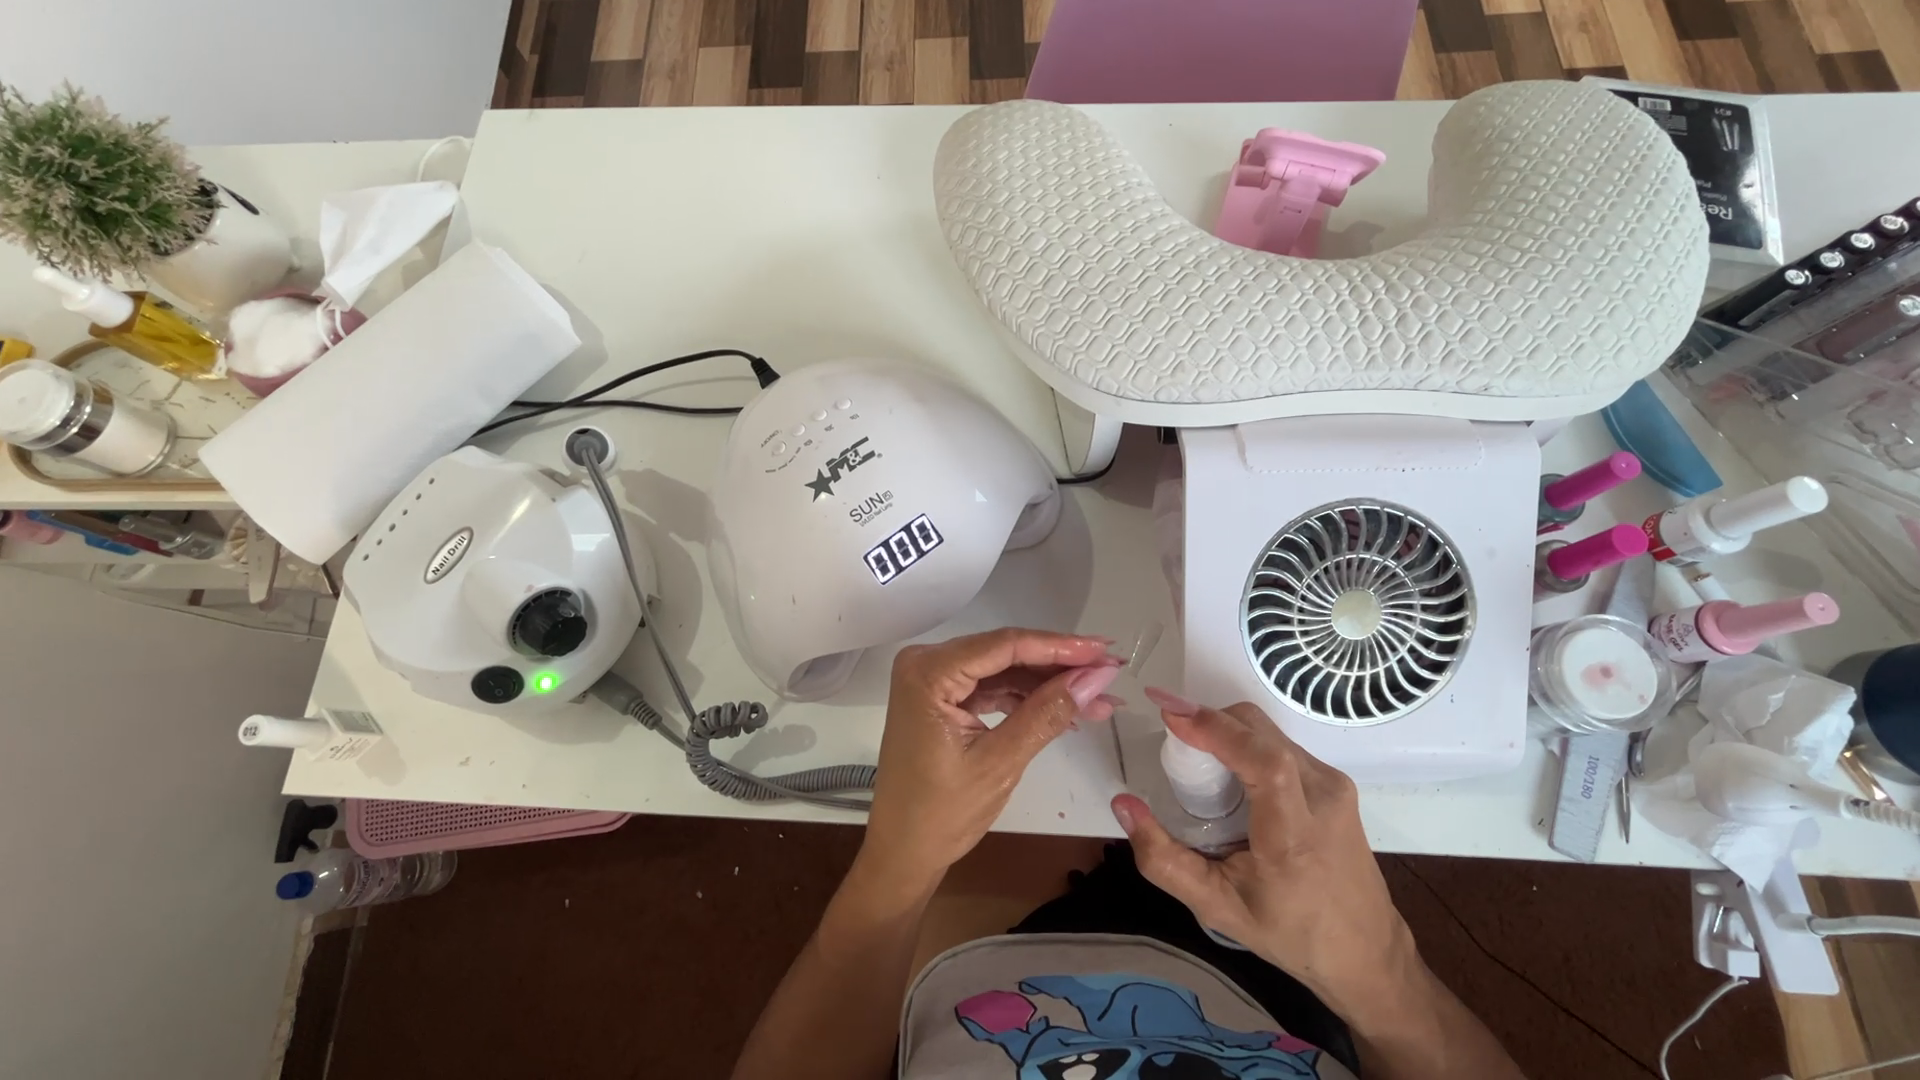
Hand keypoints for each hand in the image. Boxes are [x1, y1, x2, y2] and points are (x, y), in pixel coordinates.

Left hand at [861, 628, 1121, 890]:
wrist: (903, 851)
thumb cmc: (942, 813)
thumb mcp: (1001, 761)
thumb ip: (1047, 713)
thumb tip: (1096, 677)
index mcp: (928, 672)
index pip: (1004, 645)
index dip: (1059, 646)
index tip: (1104, 651)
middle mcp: (925, 664)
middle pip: (1005, 654)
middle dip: (1059, 666)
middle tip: (1111, 672)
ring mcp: (932, 681)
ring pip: (1003, 671)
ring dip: (1049, 685)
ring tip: (1100, 700)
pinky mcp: (942, 699)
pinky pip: (992, 688)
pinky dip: (1027, 699)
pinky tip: (1068, 711)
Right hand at [1112, 692, 1421, 1018]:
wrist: (1365, 951)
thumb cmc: (1288, 932)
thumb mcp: (1215, 906)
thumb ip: (1163, 859)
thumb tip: (1123, 804)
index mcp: (1294, 832)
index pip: (1263, 760)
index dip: (1215, 727)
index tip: (1169, 713)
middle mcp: (1322, 795)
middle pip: (1259, 730)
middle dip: (1210, 720)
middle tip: (1171, 737)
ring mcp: (1334, 785)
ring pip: (1268, 731)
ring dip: (1227, 731)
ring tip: (1195, 760)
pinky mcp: (1335, 782)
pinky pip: (1280, 744)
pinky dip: (1245, 744)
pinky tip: (1228, 774)